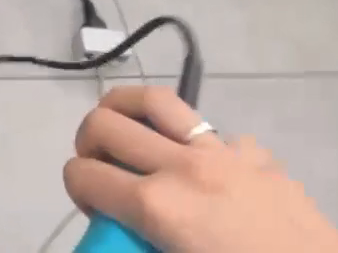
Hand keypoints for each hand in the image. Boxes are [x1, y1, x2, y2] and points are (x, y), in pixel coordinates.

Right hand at [64, 86, 337, 252]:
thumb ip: (140, 243)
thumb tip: (116, 232)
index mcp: (158, 206)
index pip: (81, 175)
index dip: (77, 192)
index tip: (96, 212)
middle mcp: (180, 168)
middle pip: (101, 124)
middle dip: (89, 146)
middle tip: (104, 173)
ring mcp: (224, 156)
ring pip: (151, 100)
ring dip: (126, 112)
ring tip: (129, 135)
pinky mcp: (260, 159)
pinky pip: (212, 132)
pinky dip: (196, 142)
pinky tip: (207, 171)